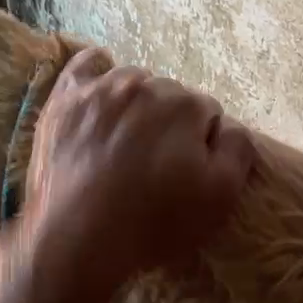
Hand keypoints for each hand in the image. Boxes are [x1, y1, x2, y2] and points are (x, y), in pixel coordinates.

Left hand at [21, 48, 255, 302]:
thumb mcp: (219, 198)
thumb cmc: (153, 222)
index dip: (200, 143)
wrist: (78, 238)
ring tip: (124, 142)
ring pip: (133, 82)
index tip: (186, 170)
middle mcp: (145, 85)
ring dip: (136, 104)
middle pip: (169, 96)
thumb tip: (228, 125)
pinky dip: (96, 71)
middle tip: (155, 163)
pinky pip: (86, 64)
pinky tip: (98, 90)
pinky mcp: (66, 97)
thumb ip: (237, 149)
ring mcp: (101, 87)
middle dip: (168, 123)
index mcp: (185, 105)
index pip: (206, 113)